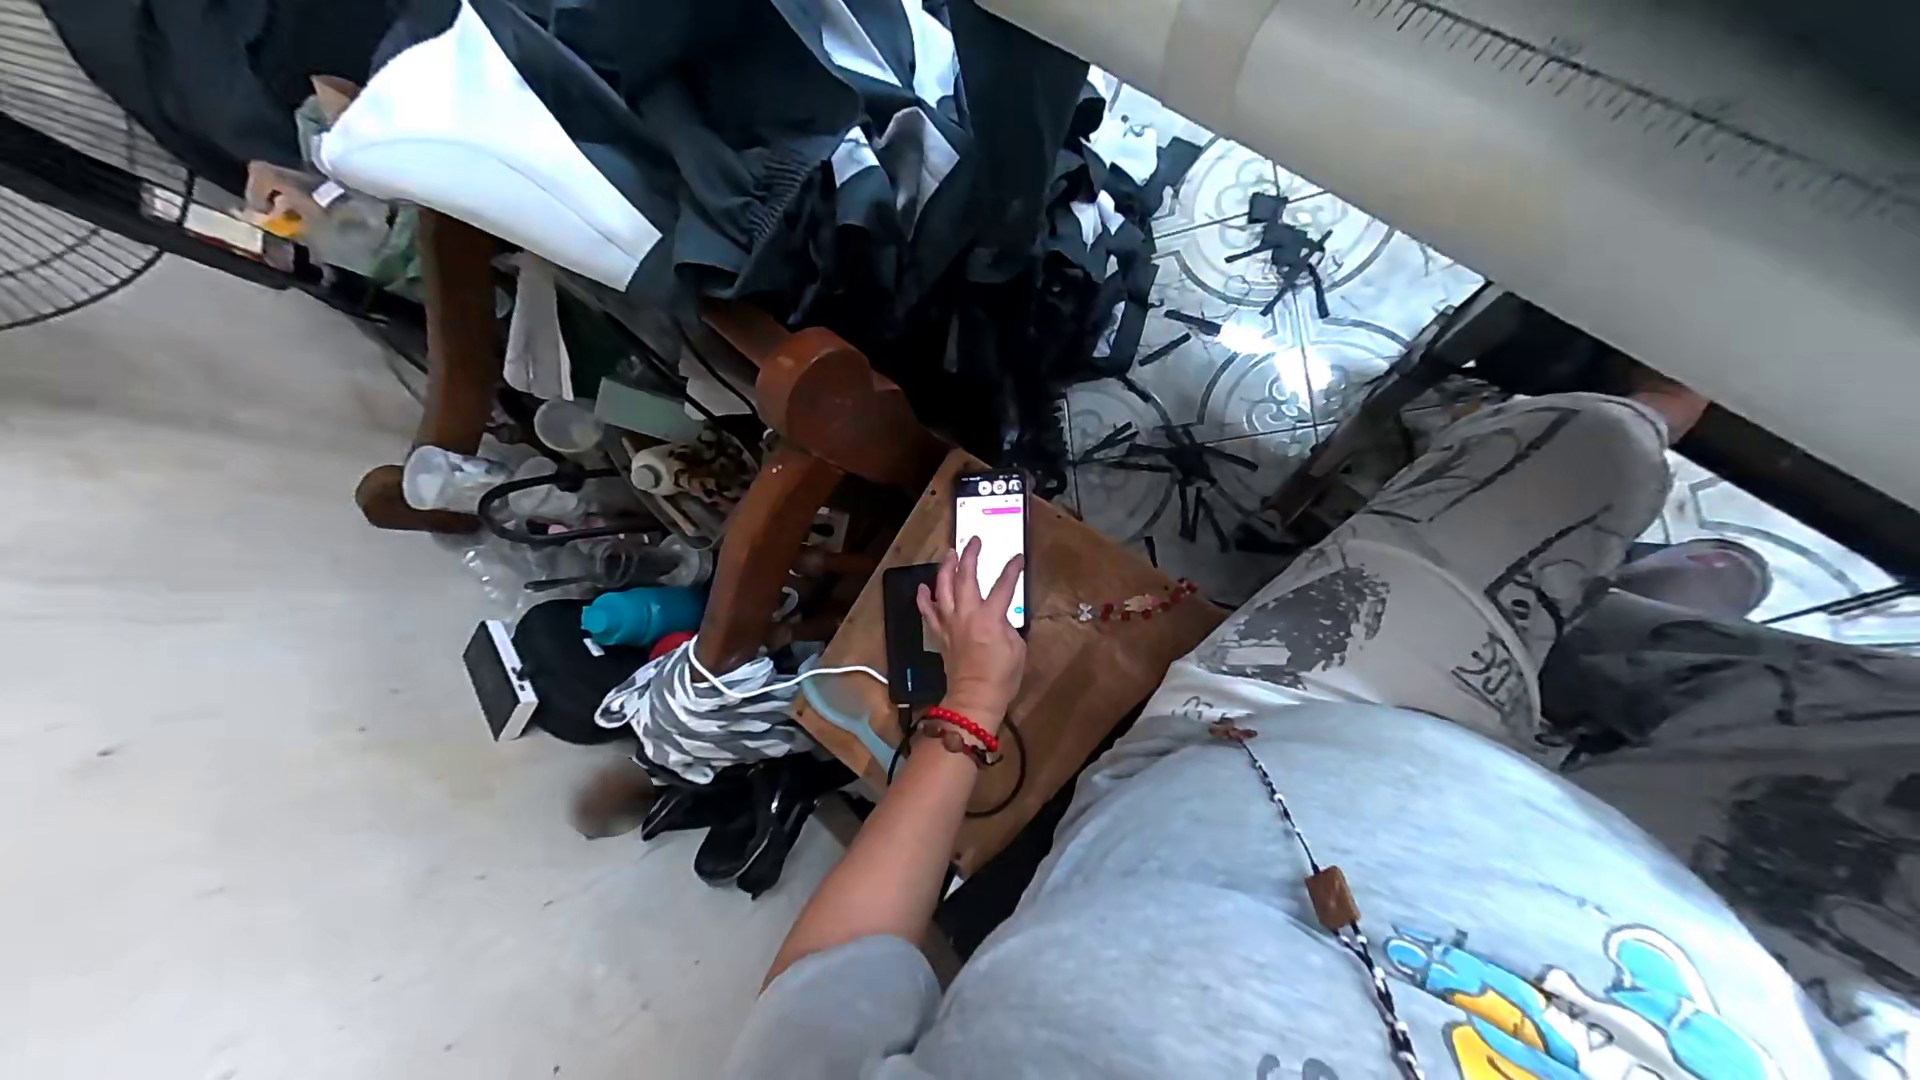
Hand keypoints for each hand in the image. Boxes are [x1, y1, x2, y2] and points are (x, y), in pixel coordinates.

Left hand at [916, 537, 1025, 729]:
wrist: (974, 698)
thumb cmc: (1002, 676)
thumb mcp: (1016, 648)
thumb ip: (1008, 626)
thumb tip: (1000, 618)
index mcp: (990, 617)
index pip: (1003, 586)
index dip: (1012, 570)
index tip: (1018, 557)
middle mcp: (966, 614)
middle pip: (966, 577)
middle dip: (970, 556)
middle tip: (973, 542)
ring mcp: (949, 623)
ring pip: (943, 588)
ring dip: (946, 568)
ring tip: (949, 554)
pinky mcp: (939, 634)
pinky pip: (928, 612)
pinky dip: (924, 598)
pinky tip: (923, 587)